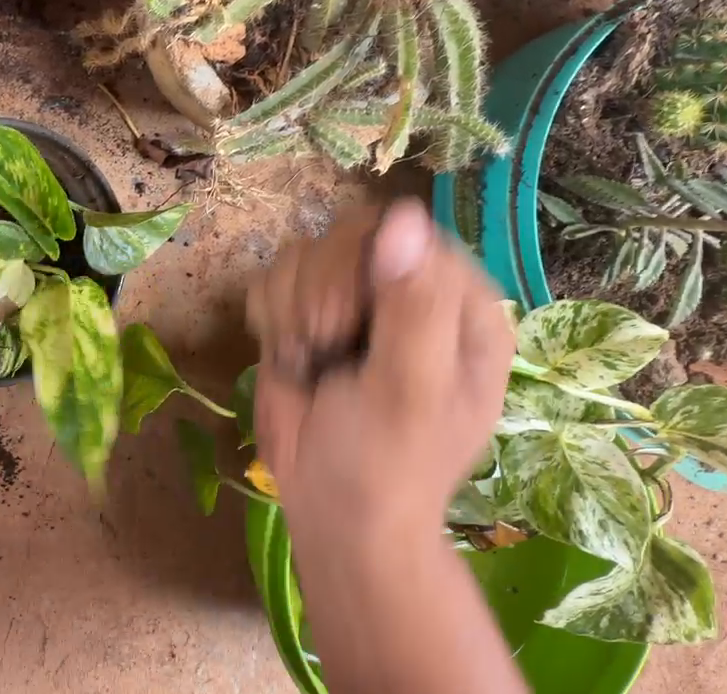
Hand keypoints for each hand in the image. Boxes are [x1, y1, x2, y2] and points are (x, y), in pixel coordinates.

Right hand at [246, 199, 512, 548]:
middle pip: (345, 235)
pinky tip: (290, 358)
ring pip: (301, 254)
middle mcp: (405, 293)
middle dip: (319, 293)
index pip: (403, 234)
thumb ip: (411, 306)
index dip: (363, 268)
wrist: (330, 507)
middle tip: (325, 347)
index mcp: (457, 306)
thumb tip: (400, 218)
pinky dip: (269, 318)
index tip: (347, 323)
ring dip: (290, 311)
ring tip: (311, 362)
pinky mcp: (302, 313)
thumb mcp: (409, 391)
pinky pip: (271, 278)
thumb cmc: (386, 461)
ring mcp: (350, 301)